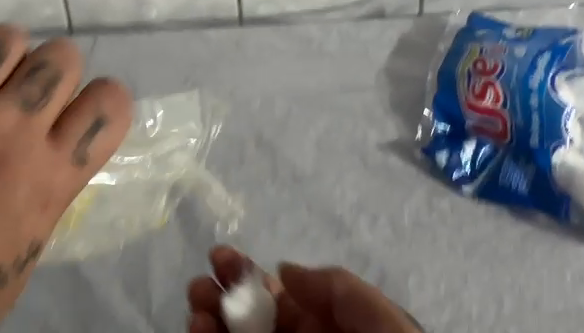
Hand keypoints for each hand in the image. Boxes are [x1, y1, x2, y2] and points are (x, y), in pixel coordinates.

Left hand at [0, 12, 131, 332]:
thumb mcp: (22, 255)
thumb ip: (46, 191)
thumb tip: (52, 148)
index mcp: (46, 177)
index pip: (110, 102)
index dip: (100, 104)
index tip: (78, 117)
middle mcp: (7, 129)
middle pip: (60, 56)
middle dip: (52, 74)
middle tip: (27, 99)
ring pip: (3, 38)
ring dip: (3, 55)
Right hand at [188, 247, 424, 332]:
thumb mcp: (385, 324)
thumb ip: (336, 288)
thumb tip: (283, 270)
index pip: (280, 299)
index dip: (248, 275)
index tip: (221, 258)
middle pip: (249, 322)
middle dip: (220, 298)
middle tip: (201, 287)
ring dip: (209, 324)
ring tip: (198, 310)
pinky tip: (200, 332)